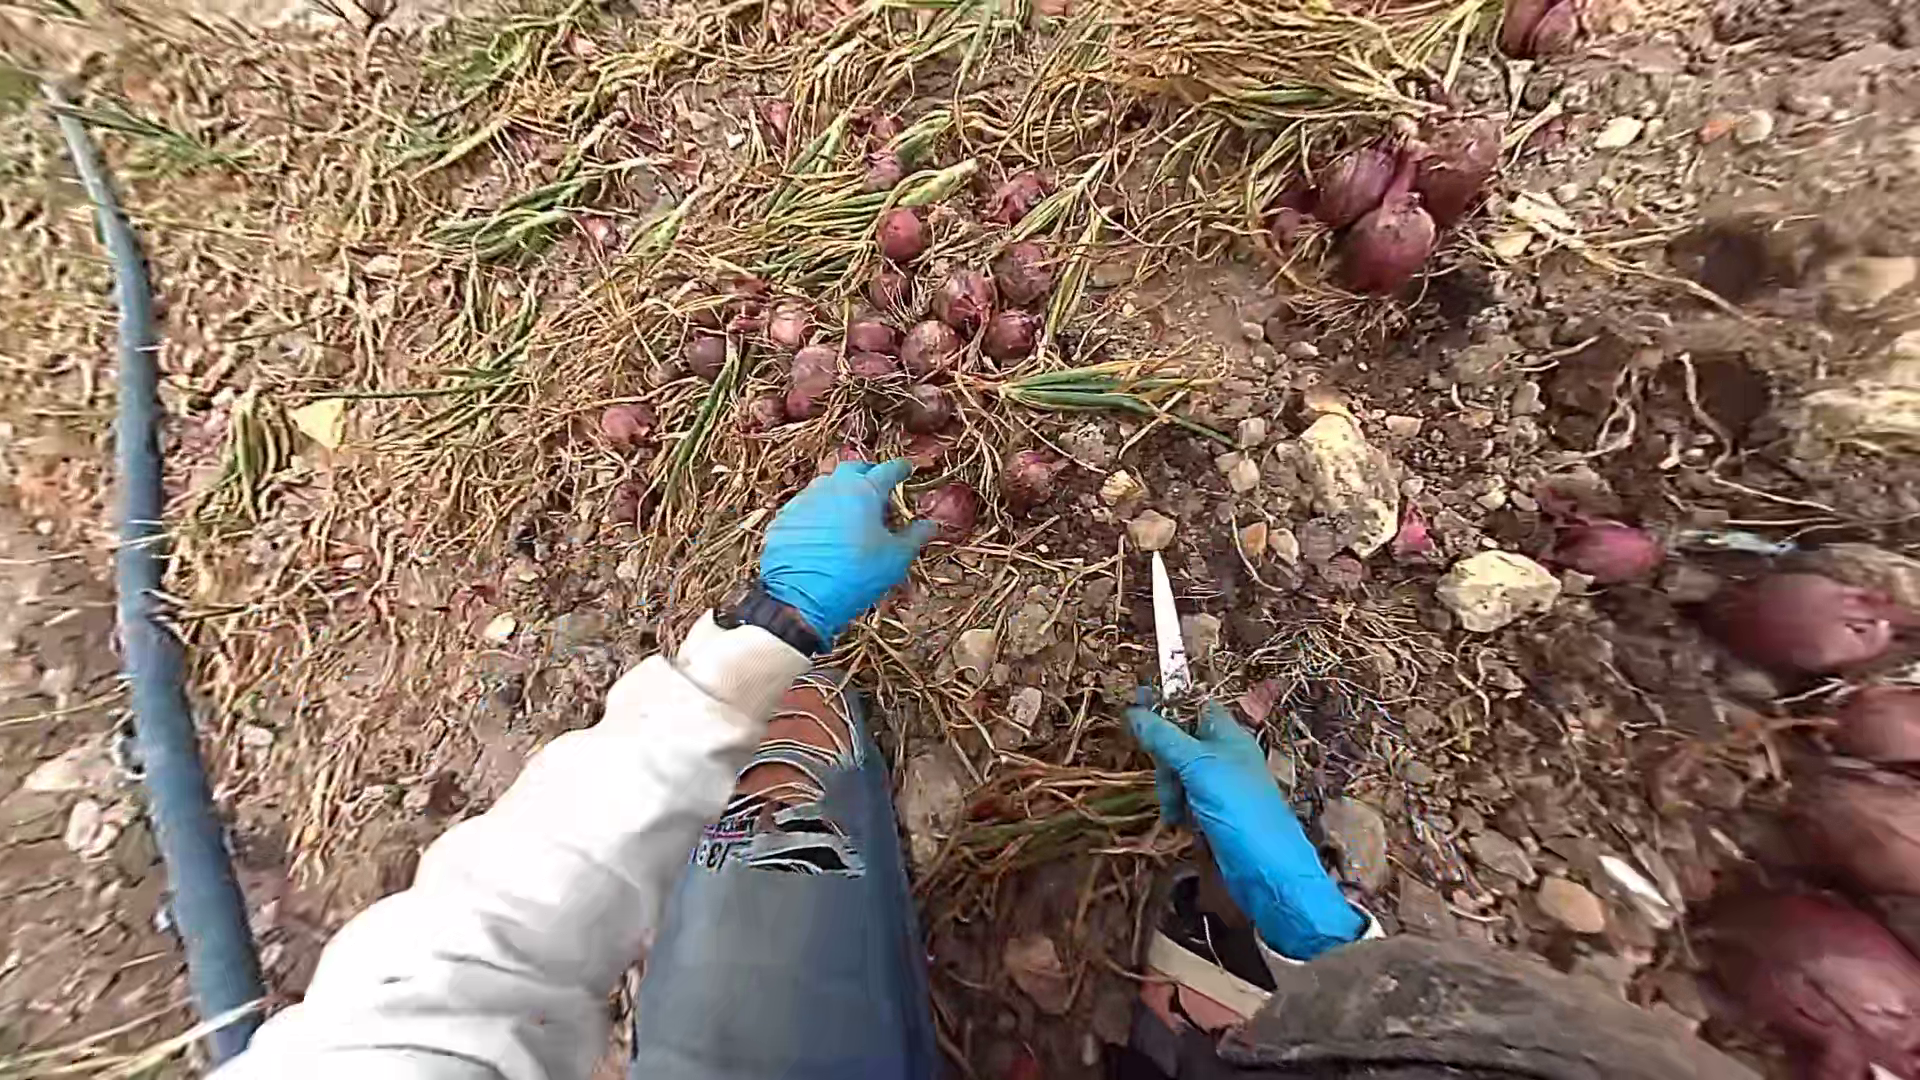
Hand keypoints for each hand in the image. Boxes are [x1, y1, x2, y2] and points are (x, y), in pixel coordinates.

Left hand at [760, 459, 935, 640]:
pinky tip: (826, 532)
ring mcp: (804, 500)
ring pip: (828, 486)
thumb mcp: (895, 558)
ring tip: (853, 514)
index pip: (888, 470)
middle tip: (879, 491)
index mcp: (864, 491)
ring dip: (843, 493)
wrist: (799, 598)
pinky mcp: (784, 518)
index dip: (901, 469)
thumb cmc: (855, 574)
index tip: (907, 469)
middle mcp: (832, 487)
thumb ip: (914, 536)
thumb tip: (930, 524)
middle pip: (854, 470)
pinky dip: (821, 512)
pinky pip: (808, 507)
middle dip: (869, 475)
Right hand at [1127, 697, 1365, 959]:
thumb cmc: (1238, 808)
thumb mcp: (1196, 766)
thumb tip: (1131, 711)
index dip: (1164, 703)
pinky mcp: (1213, 808)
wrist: (1269, 872)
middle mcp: (1222, 752)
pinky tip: (1179, 820)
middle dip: (1163, 756)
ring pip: (1176, 767)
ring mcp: (1218, 781)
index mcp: (1226, 732)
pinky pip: (1183, 793)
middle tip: (1163, 775)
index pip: (1190, 704)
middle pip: (1177, 736)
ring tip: (1173, 809)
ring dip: (1168, 785)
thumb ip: (1162, 736)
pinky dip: (1177, 804)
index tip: (1136, 706)